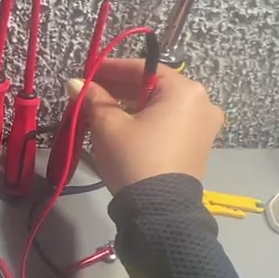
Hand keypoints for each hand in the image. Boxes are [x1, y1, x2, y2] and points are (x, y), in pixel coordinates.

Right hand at [65, 59, 224, 191]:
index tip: (88, 71)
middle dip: (120, 87)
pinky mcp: (198, 145)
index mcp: (185, 90)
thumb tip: (74, 83)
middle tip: (90, 91)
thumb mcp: (108, 126)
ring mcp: (204, 125)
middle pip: (154, 86)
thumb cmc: (134, 158)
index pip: (143, 68)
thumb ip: (93, 98)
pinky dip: (146, 119)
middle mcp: (202, 102)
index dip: (111, 68)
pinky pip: (169, 122)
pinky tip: (124, 125)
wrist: (159, 209)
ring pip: (161, 105)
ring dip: (132, 104)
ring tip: (102, 109)